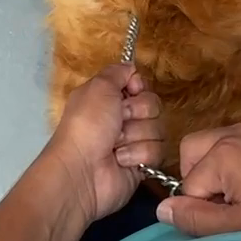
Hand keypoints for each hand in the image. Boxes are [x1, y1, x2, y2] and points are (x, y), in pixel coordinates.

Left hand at [36, 65, 164, 223]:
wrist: (82, 171)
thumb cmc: (87, 124)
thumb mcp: (99, 86)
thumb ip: (118, 71)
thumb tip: (132, 69)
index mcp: (110, 97)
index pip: (140, 84)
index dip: (138, 87)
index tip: (130, 92)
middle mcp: (123, 117)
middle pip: (153, 104)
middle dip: (137, 112)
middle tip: (119, 121)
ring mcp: (134, 141)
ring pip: (157, 128)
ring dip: (135, 135)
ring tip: (116, 146)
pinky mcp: (143, 163)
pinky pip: (157, 151)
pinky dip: (138, 154)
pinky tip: (121, 160)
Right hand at [155, 123, 240, 239]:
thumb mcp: (240, 227)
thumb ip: (196, 218)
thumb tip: (162, 209)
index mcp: (223, 151)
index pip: (187, 182)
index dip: (199, 207)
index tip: (224, 221)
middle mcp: (235, 130)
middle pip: (193, 149)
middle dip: (199, 178)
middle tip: (225, 206)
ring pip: (216, 143)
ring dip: (219, 168)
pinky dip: (240, 160)